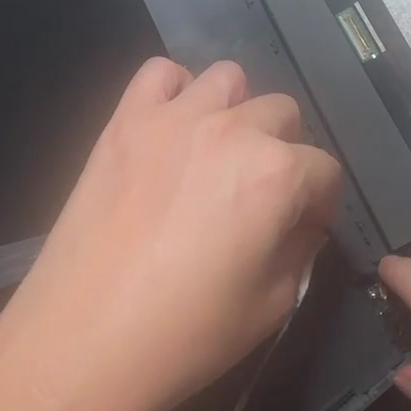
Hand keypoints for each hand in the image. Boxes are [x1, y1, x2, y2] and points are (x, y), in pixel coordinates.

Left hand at [0, 57, 342, 410]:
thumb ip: (301, 250)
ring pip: (228, 78)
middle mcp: (234, 129)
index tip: (306, 224)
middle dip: (284, 151)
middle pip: (282, 113)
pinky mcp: (128, 118)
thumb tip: (303, 222)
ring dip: (235, 110)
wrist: (85, 338)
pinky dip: (174, 90)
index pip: (325, 169)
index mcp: (277, 175)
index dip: (322, 201)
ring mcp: (176, 116)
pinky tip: (171, 127)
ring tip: (217, 151)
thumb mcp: (272, 305)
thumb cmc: (185, 332)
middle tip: (259, 192)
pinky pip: (160, 72)